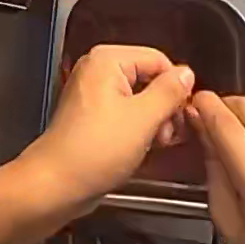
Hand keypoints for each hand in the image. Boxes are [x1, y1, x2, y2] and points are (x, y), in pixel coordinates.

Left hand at [16, 45, 194, 214]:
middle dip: (164, 106)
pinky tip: (141, 146)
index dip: (176, 88)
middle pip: (149, 76)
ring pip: (139, 97)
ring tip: (153, 143)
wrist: (57, 184)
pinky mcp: (93, 113)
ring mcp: (94, 91)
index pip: (159, 60)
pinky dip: (138, 127)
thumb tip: (186, 73)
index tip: (182, 115)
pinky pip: (125, 111)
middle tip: (166, 134)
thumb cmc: (93, 150)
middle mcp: (98, 69)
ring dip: (153, 120)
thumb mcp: (143, 119)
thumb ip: (169, 92)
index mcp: (107, 60)